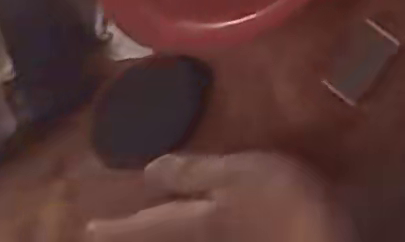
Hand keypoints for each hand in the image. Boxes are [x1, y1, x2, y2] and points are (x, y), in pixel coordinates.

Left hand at [85, 153, 350, 241]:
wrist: (317, 237)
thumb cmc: (277, 201)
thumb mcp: (239, 174)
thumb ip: (196, 171)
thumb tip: (149, 169)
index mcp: (192, 223)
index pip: (144, 225)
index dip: (115, 226)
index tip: (88, 227)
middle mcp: (198, 241)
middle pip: (158, 240)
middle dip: (135, 234)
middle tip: (110, 231)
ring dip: (161, 233)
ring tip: (149, 226)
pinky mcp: (243, 241)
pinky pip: (205, 240)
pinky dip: (188, 234)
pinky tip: (200, 227)